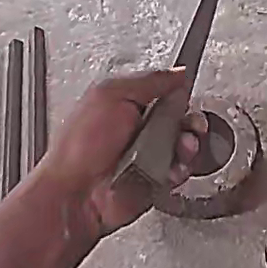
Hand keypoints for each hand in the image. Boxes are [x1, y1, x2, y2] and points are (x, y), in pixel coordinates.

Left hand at [37, 68, 207, 239]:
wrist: (75, 195)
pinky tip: (172, 167)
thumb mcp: (112, 95)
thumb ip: (148, 81)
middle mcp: (139, 128)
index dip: (180, 94)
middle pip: (181, 118)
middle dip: (190, 120)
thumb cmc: (80, 146)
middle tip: (189, 125)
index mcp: (127, 103)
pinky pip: (181, 169)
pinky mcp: (156, 178)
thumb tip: (178, 73)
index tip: (186, 98)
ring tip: (181, 148)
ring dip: (188, 144)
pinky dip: (182, 168)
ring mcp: (149, 154)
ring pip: (185, 143)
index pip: (166, 92)